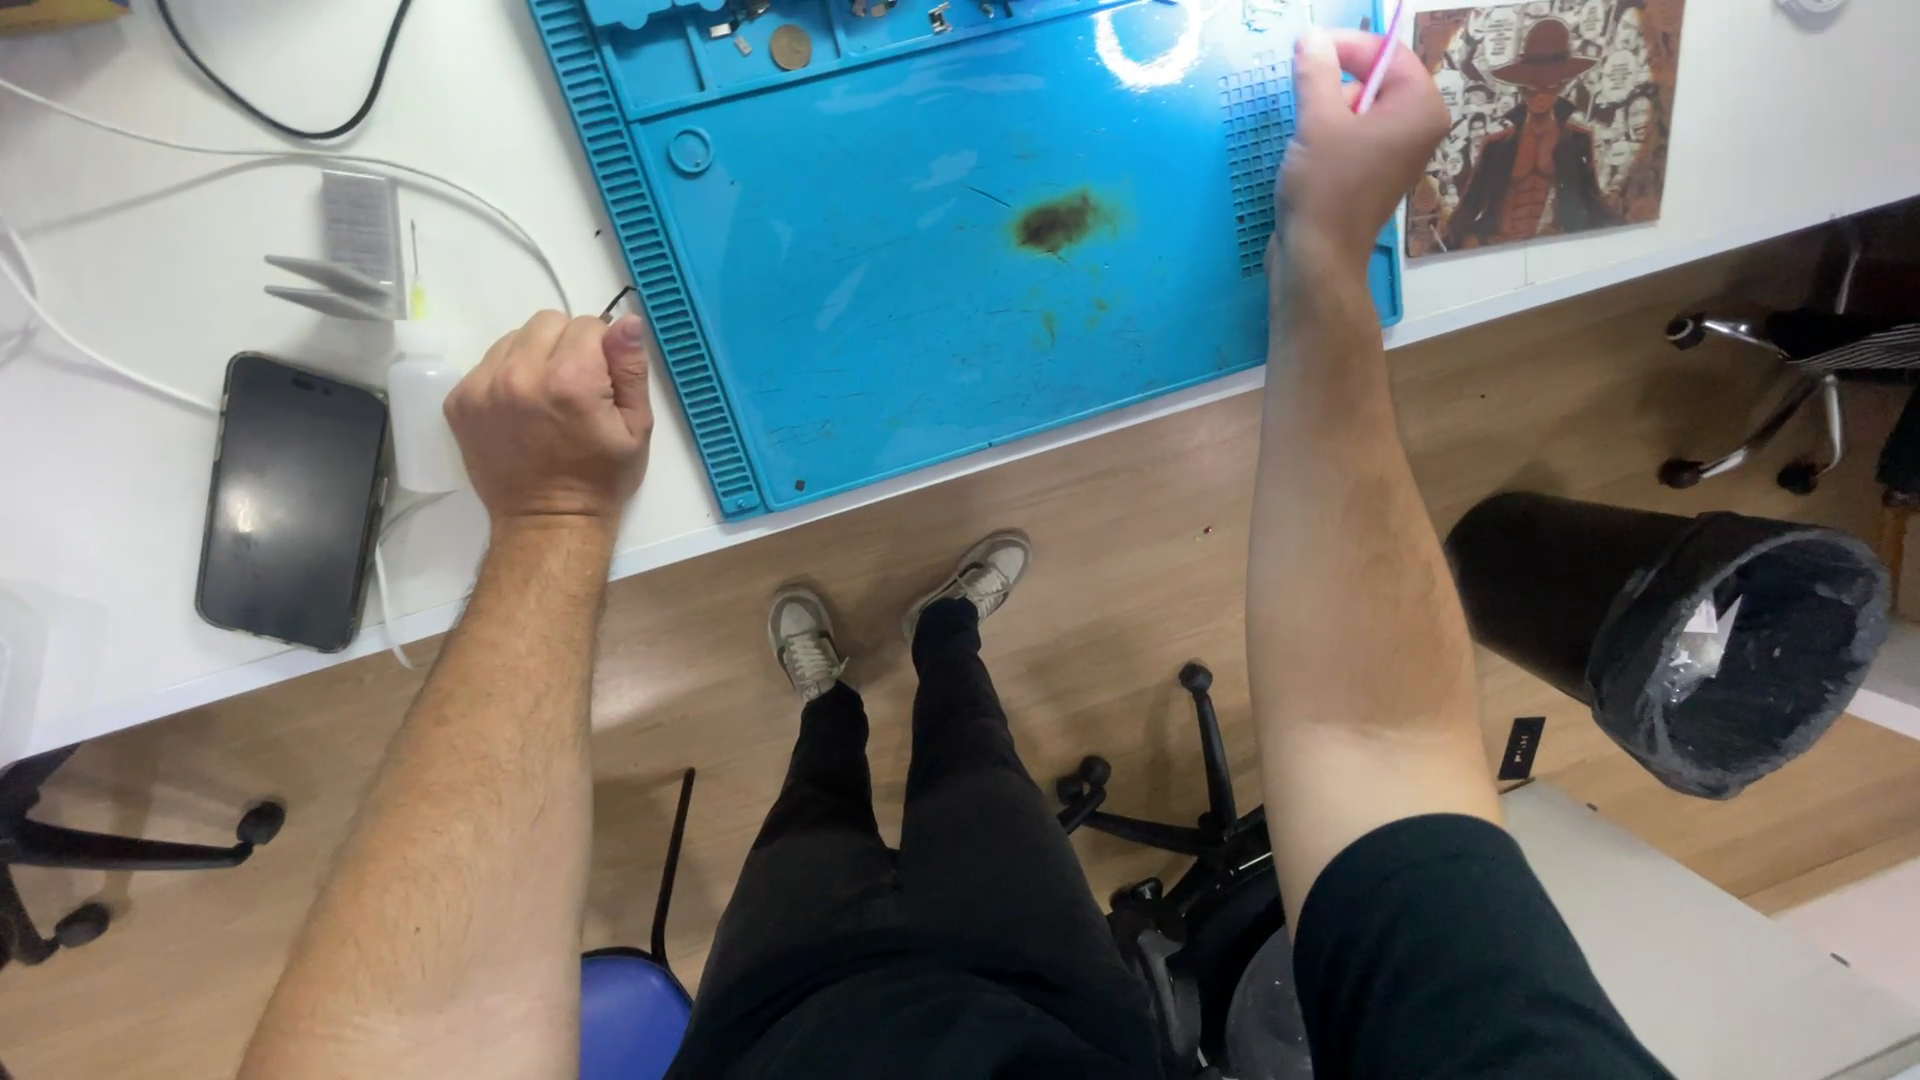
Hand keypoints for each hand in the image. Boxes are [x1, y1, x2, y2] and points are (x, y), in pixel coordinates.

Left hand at [445, 311, 654, 532]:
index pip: (588, 325)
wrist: (549, 520)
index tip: (605, 382)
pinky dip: (509, 374)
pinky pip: (489, 361)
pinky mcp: (459, 399)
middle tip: (577, 388)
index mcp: (570, 381)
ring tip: (547, 398)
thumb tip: (627, 322)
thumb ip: (631, 369)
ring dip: (536, 356)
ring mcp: (482, 387)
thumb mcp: (637, 426)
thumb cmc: (603, 477)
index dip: (604, 350)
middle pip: (548, 322)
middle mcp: (520, 375)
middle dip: (569, 346)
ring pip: (515, 337)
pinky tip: (523, 408)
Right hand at [1277, 28, 1449, 273]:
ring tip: (1305, 145)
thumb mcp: (1316, 123)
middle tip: (1305, 109)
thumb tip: (1310, 39)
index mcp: (1420, 108)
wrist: (1316, 260)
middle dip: (1333, 91)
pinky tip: (1308, 162)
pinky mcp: (1370, 179)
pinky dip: (1326, 143)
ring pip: (1356, 115)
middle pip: (1371, 84)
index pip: (1386, 56)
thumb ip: (1315, 74)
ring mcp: (1394, 157)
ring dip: (1324, 120)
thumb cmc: (1324, 189)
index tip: (1307, 47)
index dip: (1345, 46)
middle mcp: (1416, 129)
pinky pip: (1351, 143)